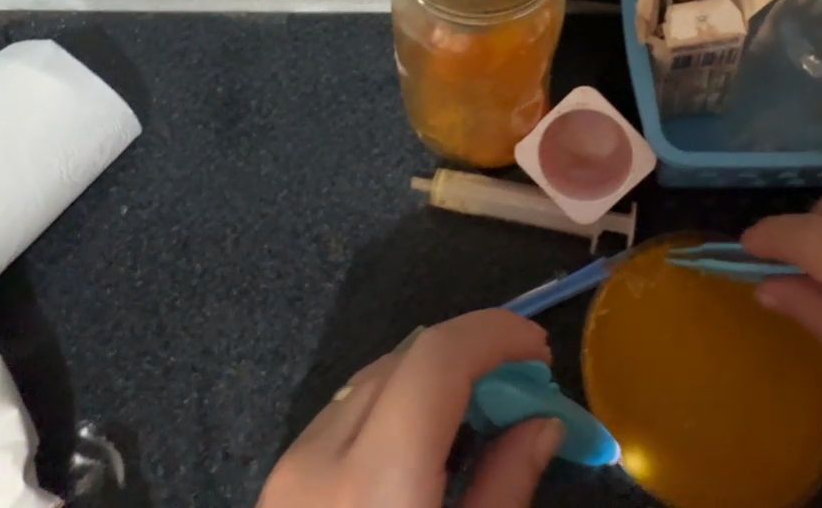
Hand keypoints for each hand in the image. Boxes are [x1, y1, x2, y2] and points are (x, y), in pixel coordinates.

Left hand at [259, 310, 563, 507]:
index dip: (495, 333)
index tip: (539, 348)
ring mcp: (291, 464)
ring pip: (377, 377)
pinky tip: (427, 441)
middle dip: (473, 352)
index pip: (437, 357)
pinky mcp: (279, 478)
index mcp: (376, 481)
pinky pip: (349, 410)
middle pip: (407, 357)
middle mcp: (322, 455)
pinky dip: (399, 403)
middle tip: (524, 384)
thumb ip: (505, 488)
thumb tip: (542, 422)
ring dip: (436, 375)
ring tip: (482, 410)